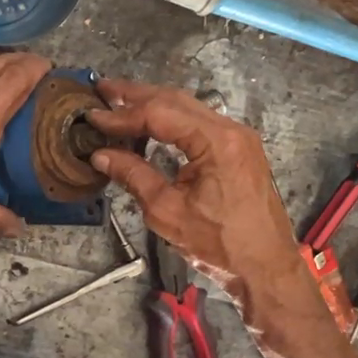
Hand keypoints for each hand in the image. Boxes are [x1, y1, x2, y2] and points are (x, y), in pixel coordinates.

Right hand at [85, 79, 311, 303]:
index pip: (160, 114)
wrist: (265, 267)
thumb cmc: (218, 244)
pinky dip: (170, 120)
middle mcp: (231, 131)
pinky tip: (149, 125)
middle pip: (176, 101)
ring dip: (153, 104)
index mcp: (216, 142)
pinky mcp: (238, 151)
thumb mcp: (167, 211)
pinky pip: (199, 124)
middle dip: (137, 95)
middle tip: (102, 90)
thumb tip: (101, 155)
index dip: (123, 115)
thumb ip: (134, 176)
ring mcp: (238, 139)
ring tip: (119, 102)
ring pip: (189, 109)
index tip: (92, 116)